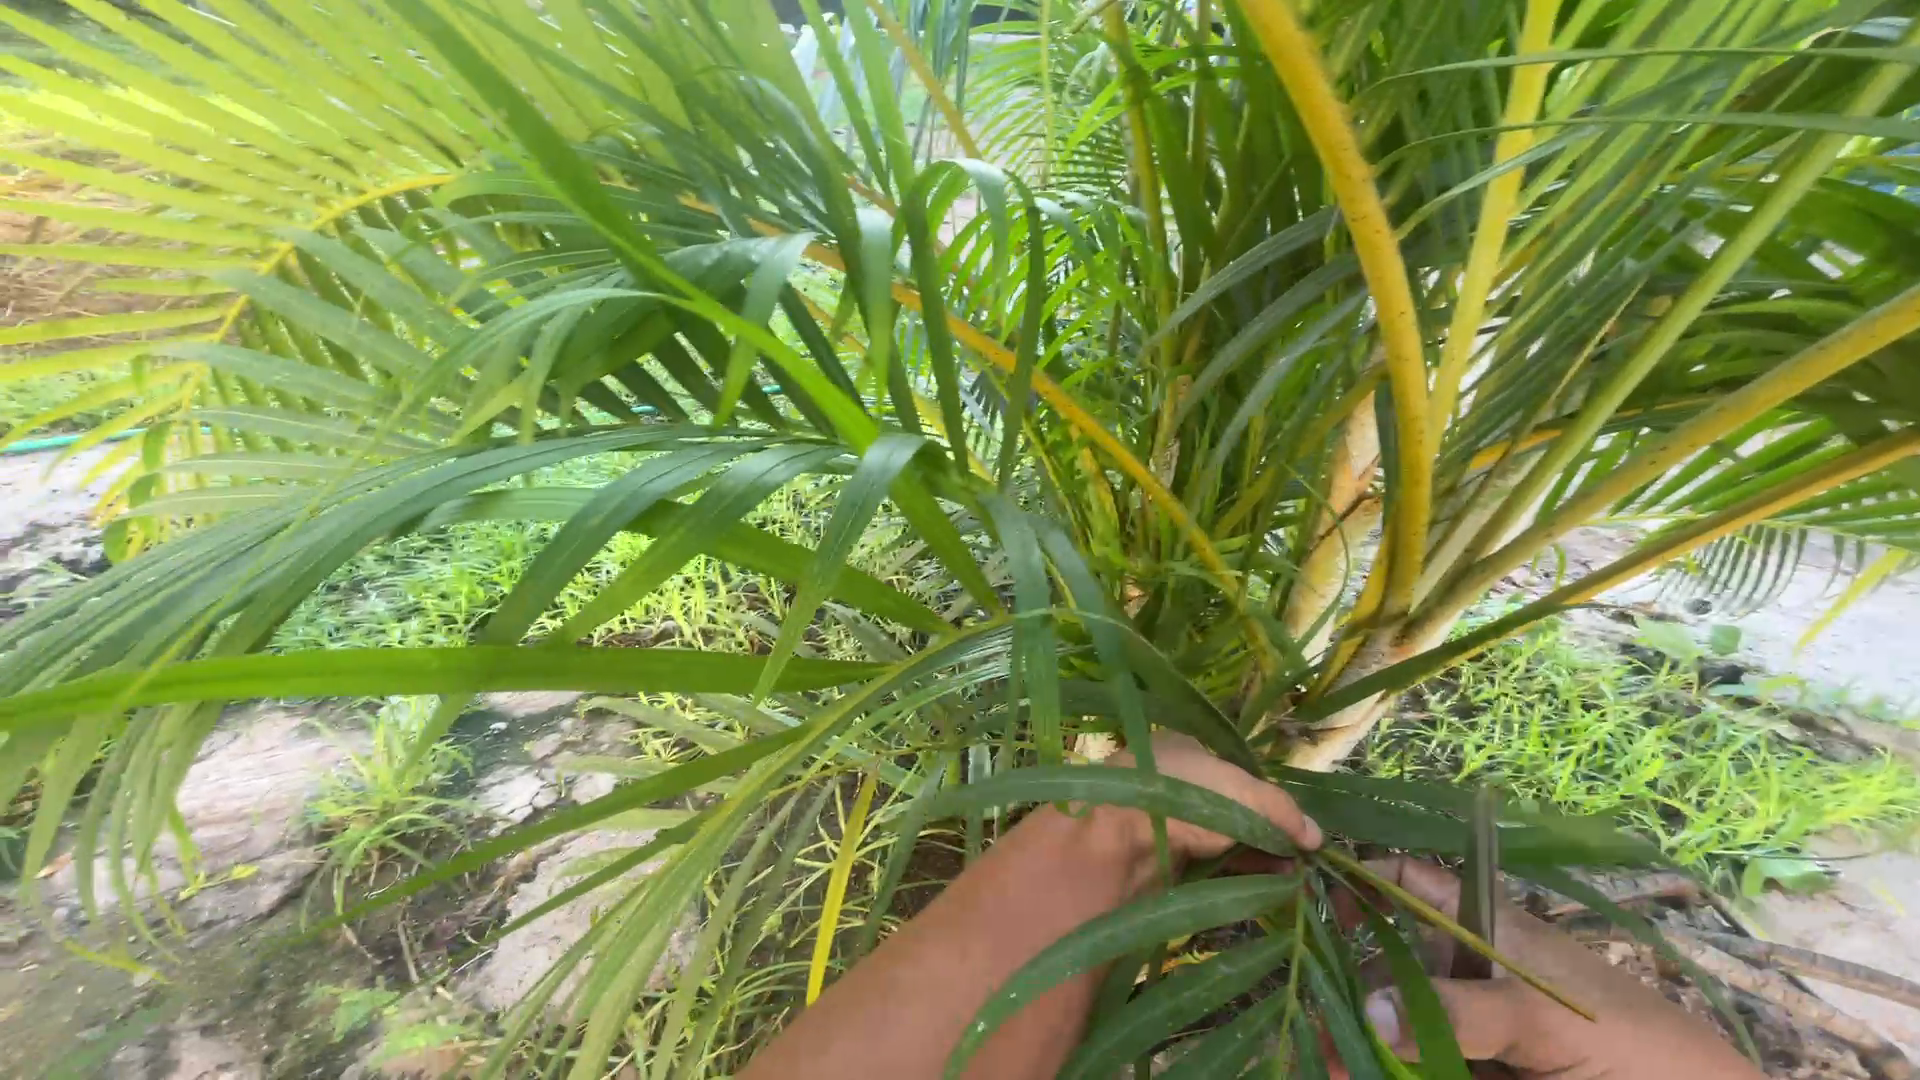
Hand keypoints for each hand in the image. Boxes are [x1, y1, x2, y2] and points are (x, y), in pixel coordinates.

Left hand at [1101, 732, 1323, 864]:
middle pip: (1232, 809)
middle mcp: (1173, 782)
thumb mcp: (1244, 791)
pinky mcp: (1163, 859)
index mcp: (1184, 750)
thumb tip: (1317, 836)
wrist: (1118, 835)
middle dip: (1269, 832)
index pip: (1235, 774)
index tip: (1297, 825)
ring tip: (1298, 876)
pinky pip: (1211, 865)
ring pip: (1223, 839)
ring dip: (1260, 857)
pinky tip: (1271, 885)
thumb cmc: (1184, 794)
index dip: (1267, 799)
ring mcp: (1166, 821)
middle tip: (1305, 857)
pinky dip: (1241, 873)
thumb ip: (1281, 810)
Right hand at [1352, 858, 1764, 1079]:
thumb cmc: (1633, 1047)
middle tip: (1312, 1014)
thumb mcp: (1546, 1017)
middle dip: (1345, 983)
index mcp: (1480, 931)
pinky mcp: (1473, 1073)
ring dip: (1358, 1041)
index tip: (1316, 894)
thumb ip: (1457, 1012)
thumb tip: (1367, 1012)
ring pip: (1396, 1023)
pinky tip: (1354, 1073)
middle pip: (1387, 960)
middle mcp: (1463, 973)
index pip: (1409, 881)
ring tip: (1325, 1063)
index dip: (1363, 876)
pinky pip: (1418, 1067)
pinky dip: (1385, 1071)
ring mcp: (1468, 1029)